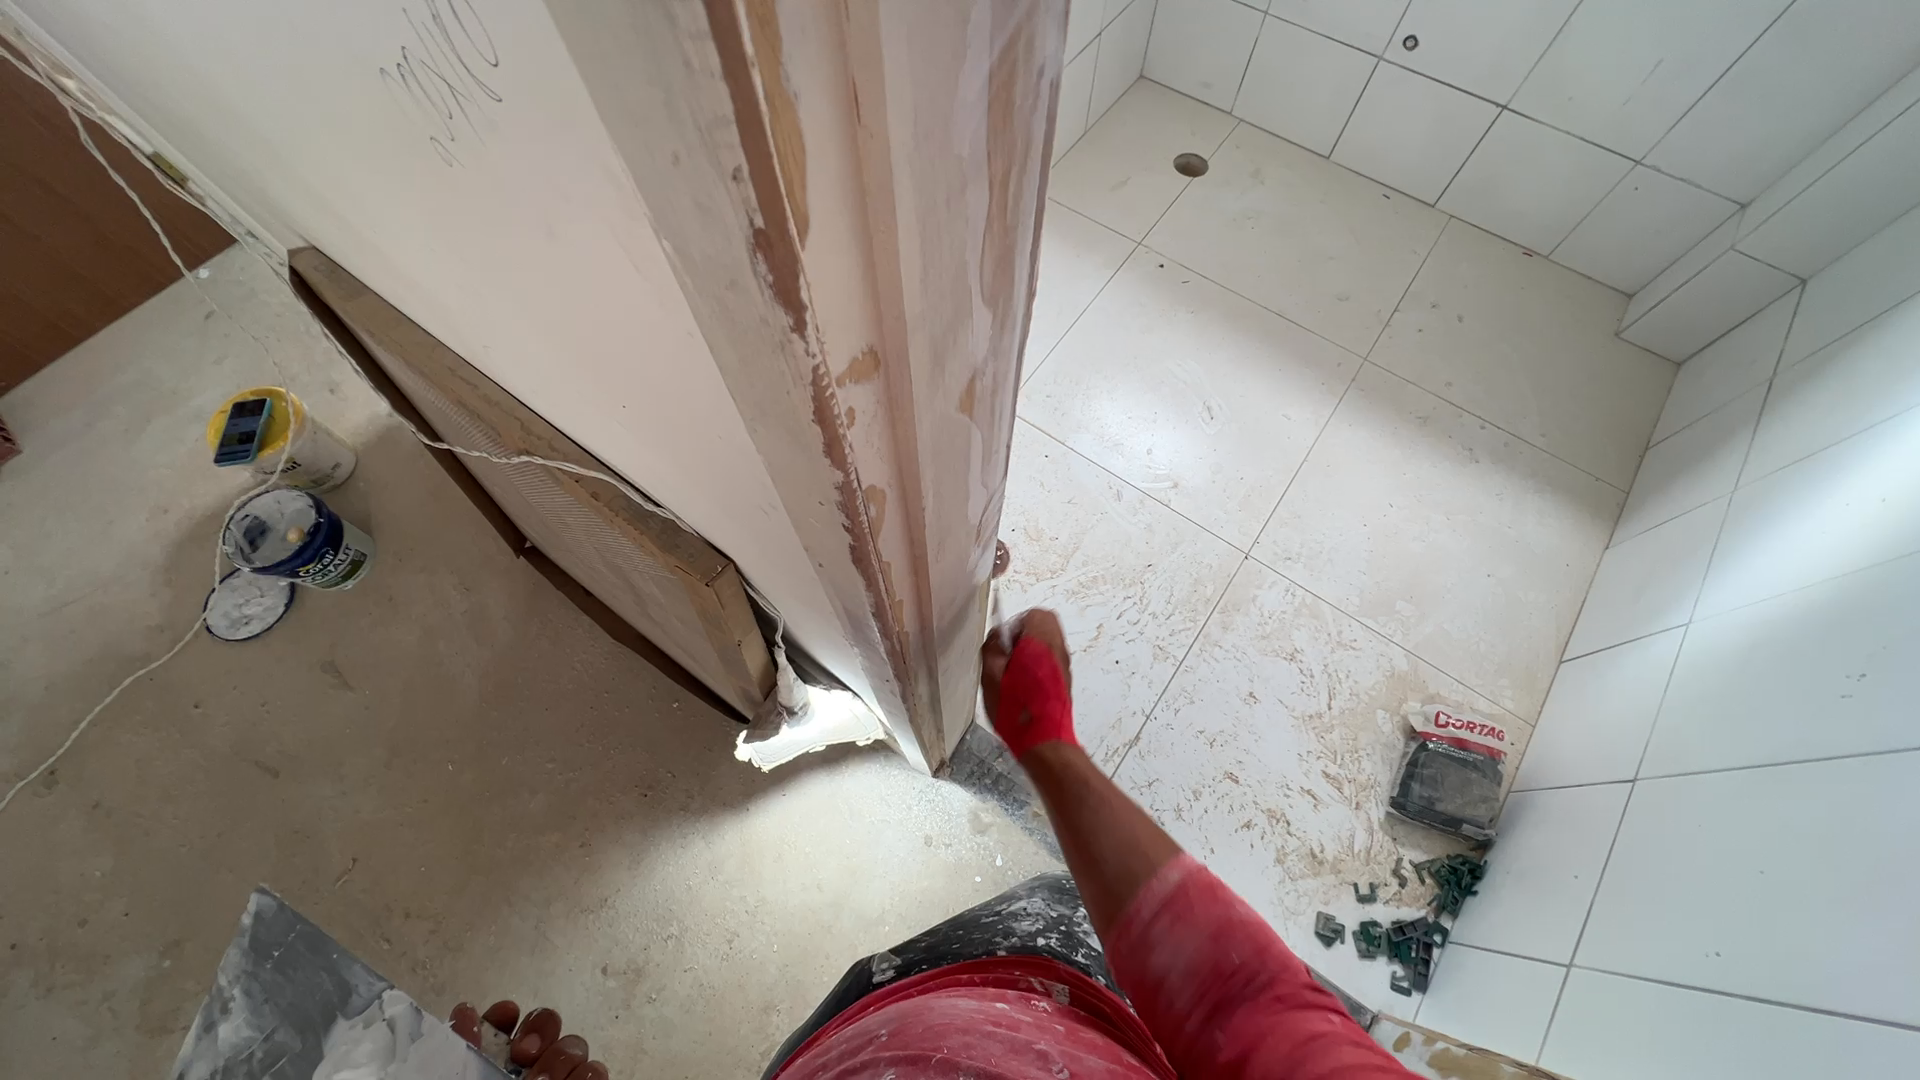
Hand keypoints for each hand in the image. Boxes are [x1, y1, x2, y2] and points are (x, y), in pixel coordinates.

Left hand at [450, 1001, 609, 1079]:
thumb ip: (463, 1052)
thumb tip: (465, 1009)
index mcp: (493, 1063)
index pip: (502, 1023)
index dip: (504, 1014)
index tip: (506, 1016)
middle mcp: (528, 1066)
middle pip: (547, 1022)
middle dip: (541, 1030)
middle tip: (525, 1055)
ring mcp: (559, 1077)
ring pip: (574, 1045)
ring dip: (563, 1057)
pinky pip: (596, 1070)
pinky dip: (587, 1074)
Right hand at [980, 608, 1075, 758]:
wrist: (1043, 741)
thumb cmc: (1017, 710)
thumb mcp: (990, 675)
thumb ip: (992, 647)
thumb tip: (997, 636)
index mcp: (1040, 642)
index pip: (1035, 614)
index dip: (1016, 623)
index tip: (1004, 640)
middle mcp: (1057, 650)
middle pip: (1045, 625)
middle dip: (1024, 633)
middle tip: (1008, 652)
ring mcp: (1064, 666)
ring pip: (1048, 642)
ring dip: (1031, 649)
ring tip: (1013, 671)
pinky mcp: (1064, 680)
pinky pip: (1050, 660)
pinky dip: (1037, 664)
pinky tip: (1023, 685)